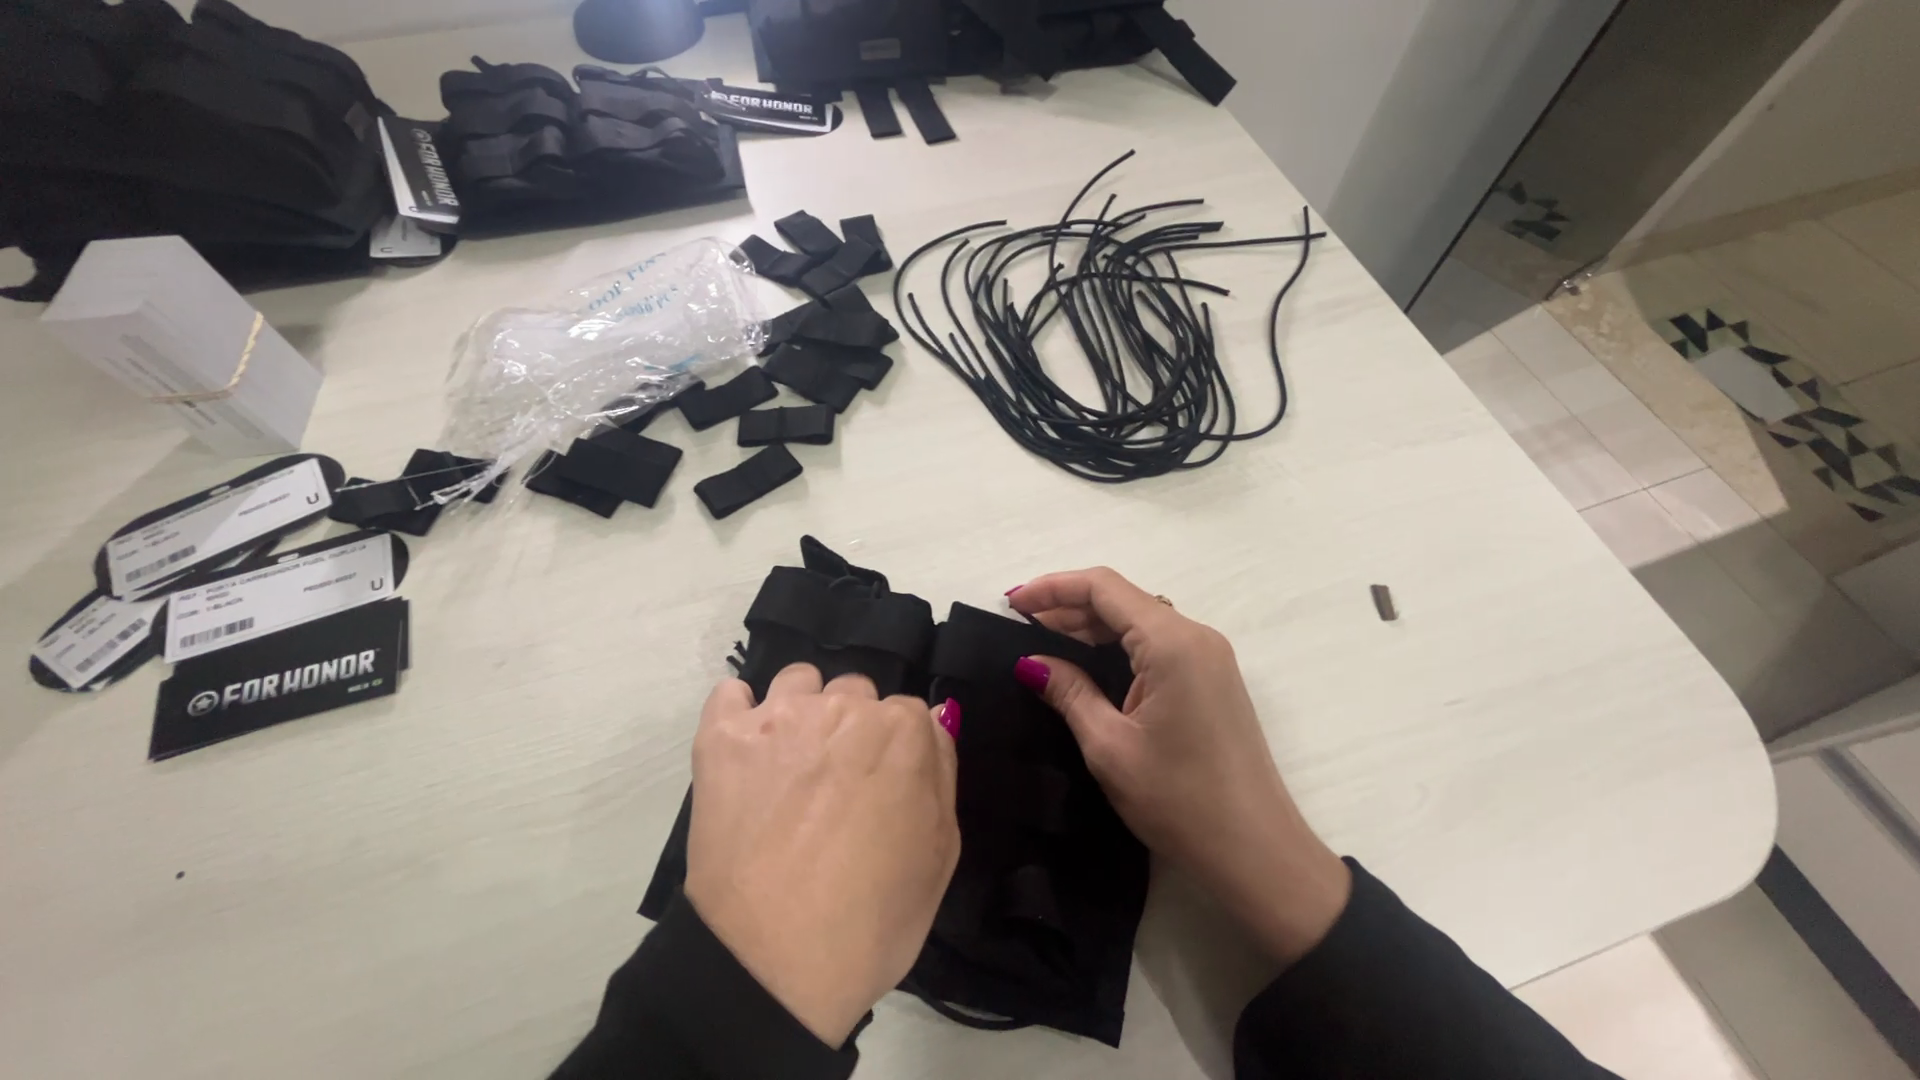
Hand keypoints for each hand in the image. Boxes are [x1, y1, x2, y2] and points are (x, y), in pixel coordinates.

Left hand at [684, 665, 960, 1047]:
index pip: (908, 714)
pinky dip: (739, 713)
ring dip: (801, 710)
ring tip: (790, 764)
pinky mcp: (721, 737)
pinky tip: (746, 748)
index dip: (897, 753)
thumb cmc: (874, 920)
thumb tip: (933, 722)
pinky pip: (729, 693)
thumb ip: (942, 772)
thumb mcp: (941, 853)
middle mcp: (843, 707)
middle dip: (852, 727)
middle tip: (837, 785)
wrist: (773, 967)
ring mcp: (778, 718)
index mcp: (903, 732)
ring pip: (799, 680)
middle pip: (855, 692)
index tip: (883, 789)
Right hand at [1009, 568, 1349, 963]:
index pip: (1104, 588)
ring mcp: (1208, 658)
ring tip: (1041, 643)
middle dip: (1068, 606)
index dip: (1053, 587)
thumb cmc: (1179, 801)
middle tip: (1018, 627)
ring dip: (1090, 626)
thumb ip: (1069, 693)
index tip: (1011, 603)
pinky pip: (1156, 645)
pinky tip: (1084, 664)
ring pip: (1139, 621)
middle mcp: (1195, 637)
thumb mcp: (1110, 747)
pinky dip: (1116, 646)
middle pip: (1123, 599)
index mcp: (1172, 643)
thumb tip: (1030, 662)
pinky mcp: (1211, 680)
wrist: (1256, 852)